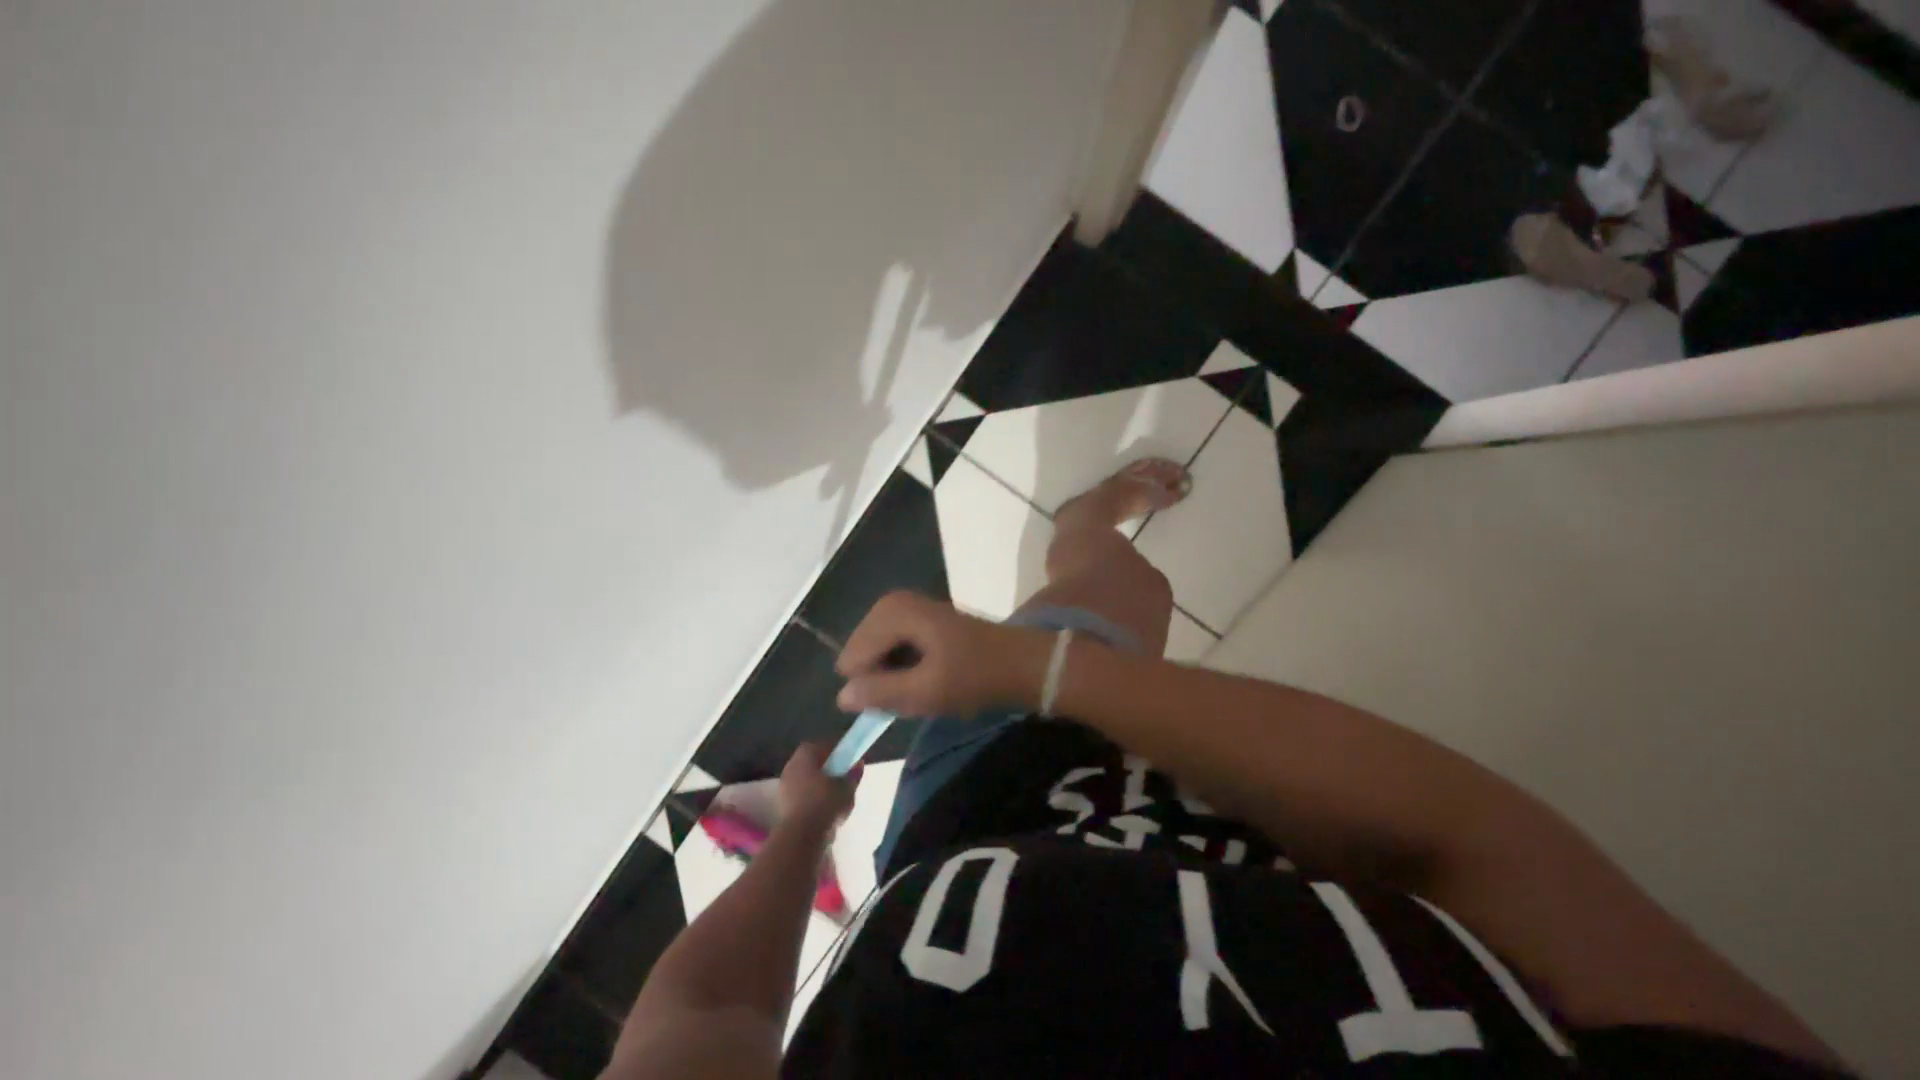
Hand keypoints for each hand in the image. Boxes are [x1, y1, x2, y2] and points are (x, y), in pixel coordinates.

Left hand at [779, 742, 860, 829]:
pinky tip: (824, 809)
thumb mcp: (847, 788)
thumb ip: (853, 774)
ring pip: (805, 779)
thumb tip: (858, 763)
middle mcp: (791, 766)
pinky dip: (812, 798)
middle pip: (812, 762)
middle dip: (827, 768)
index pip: (822, 745)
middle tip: (843, 776)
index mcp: (805, 755)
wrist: (802, 835)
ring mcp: (784, 785)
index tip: (848, 758)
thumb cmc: (826, 804)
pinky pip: (801, 795)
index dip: (837, 750)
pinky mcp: (782, 804)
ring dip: (819, 784)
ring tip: (836, 796)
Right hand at [835, 591, 1050, 716]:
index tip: (909, 696)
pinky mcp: (920, 620)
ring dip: (896, 678)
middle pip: (862, 654)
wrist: (1028, 664)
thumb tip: (840, 696)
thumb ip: (880, 693)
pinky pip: (894, 651)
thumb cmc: (979, 677)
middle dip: (883, 680)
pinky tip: (930, 679)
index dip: (875, 688)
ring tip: (925, 687)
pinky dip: (906, 670)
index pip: (852, 660)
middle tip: (919, 692)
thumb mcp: (927, 691)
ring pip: (877, 655)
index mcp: (892, 612)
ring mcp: (907, 609)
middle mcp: (894, 603)